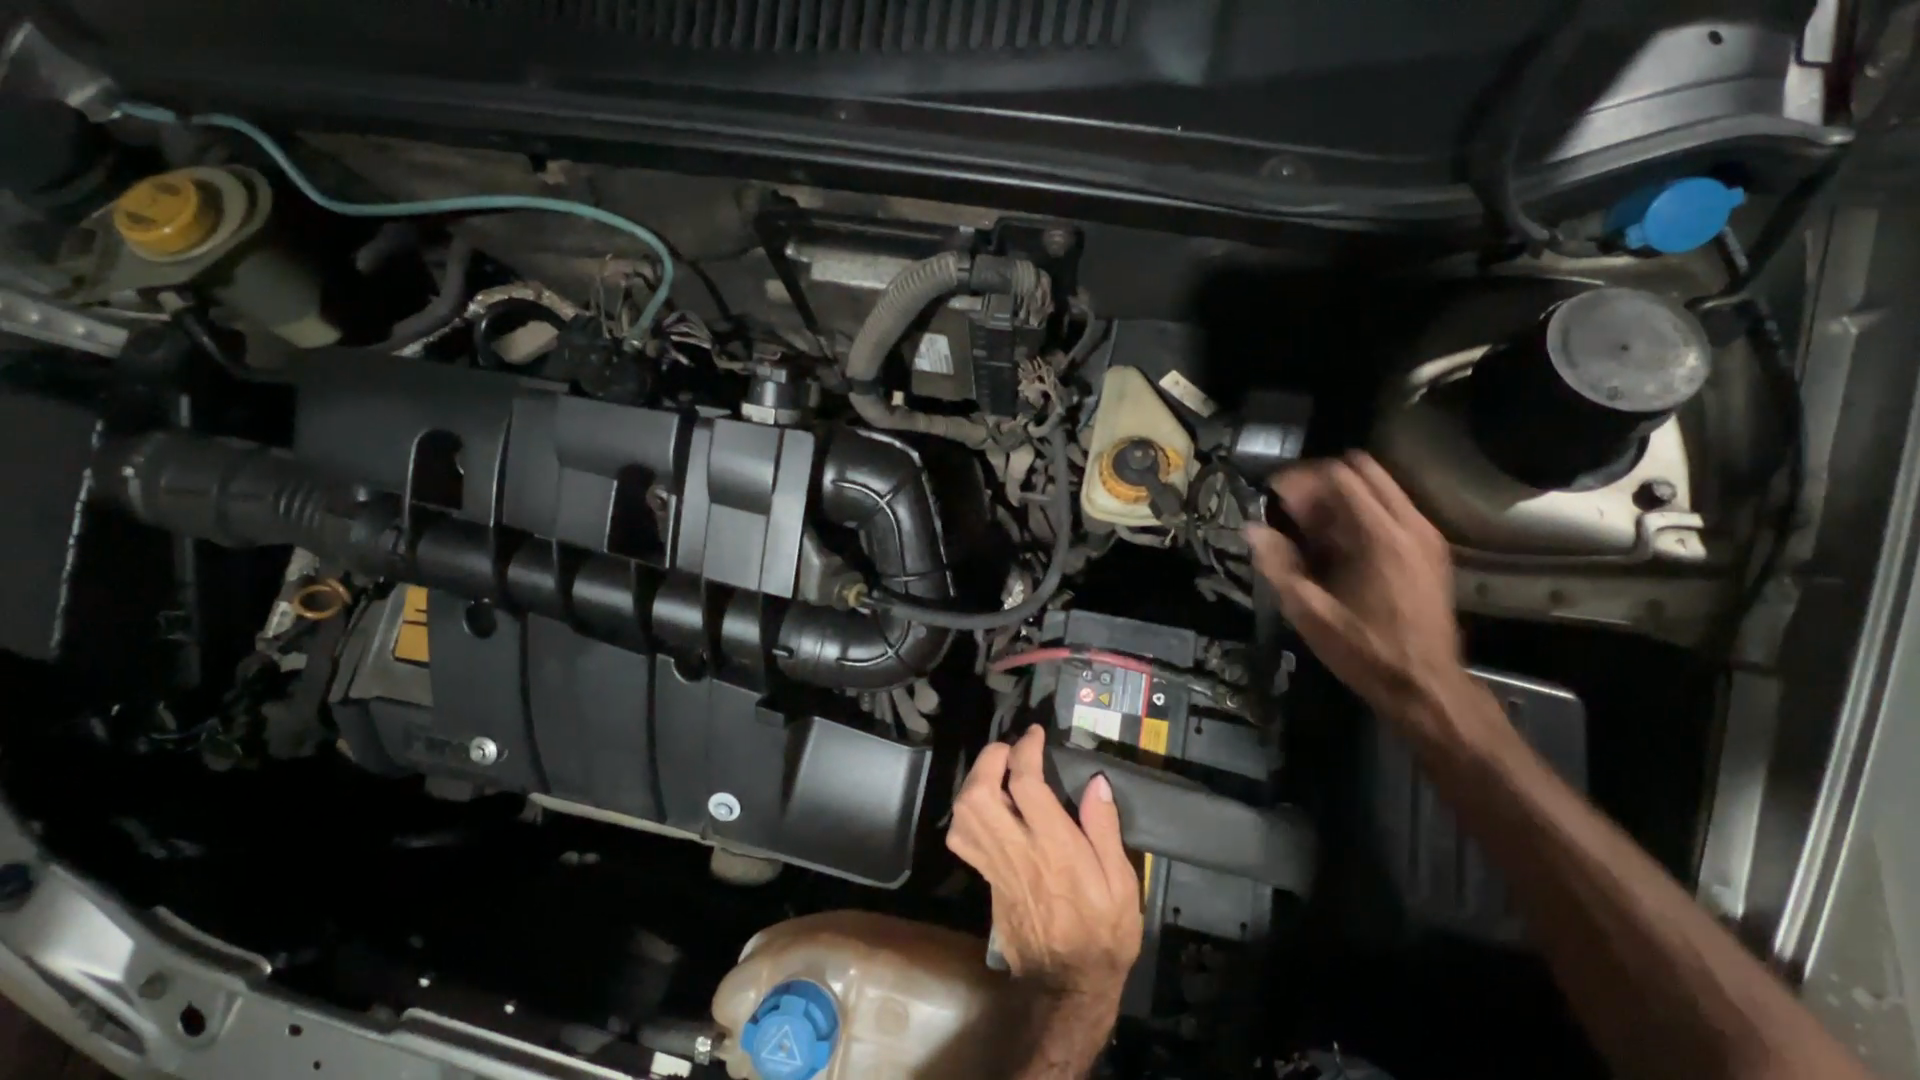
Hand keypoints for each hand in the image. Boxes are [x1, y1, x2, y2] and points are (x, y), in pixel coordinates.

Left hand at [946, 726, 1141, 1000]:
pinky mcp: (986, 881)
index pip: (1027, 784)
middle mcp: (1018, 851)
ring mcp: (996, 867)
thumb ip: (1104, 830)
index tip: (1034, 734)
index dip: (1026, 750)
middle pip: (980, 794)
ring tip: (996, 772)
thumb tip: (1097, 784)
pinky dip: (966, 815)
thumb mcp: (1121, 884)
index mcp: (1056, 847)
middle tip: (1008, 750)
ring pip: (964, 815)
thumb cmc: (1103, 934)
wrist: (1068, 986)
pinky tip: (986, 809)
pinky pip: (963, 840)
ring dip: (974, 783)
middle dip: (989, 760)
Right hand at [1244, 452, 1475, 733]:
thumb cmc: (1365, 653)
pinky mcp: (1431, 551)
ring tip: (1310, 528)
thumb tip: (1252, 530)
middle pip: (1363, 470)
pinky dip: (1362, 513)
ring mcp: (1426, 536)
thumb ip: (1279, 566)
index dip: (1300, 479)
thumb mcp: (1310, 615)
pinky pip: (1392, 509)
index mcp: (1380, 536)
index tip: (1273, 496)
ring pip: (1379, 488)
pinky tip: (1338, 546)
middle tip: (1292, 508)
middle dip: (1322, 481)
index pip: (1340, 476)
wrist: (1426, 687)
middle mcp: (1410, 524)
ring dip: (1342, 497)